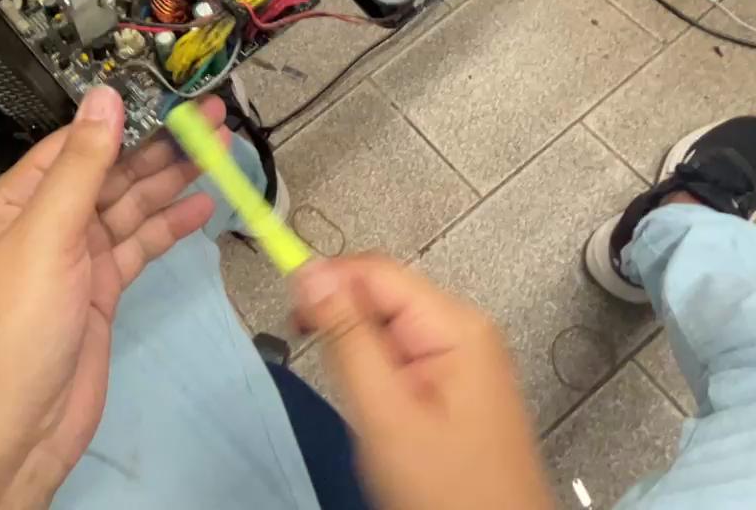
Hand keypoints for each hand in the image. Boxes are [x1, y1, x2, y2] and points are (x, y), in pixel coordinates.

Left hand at [0, 89, 225, 509]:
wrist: (5, 441)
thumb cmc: (13, 331)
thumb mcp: (46, 237)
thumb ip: (82, 166)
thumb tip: (104, 95)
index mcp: (23, 198)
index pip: (81, 141)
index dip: (128, 116)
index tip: (174, 94)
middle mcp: (50, 220)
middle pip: (114, 170)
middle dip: (163, 144)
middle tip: (213, 119)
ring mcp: (79, 257)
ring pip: (133, 205)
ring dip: (175, 179)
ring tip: (221, 152)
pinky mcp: (102, 290)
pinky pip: (141, 244)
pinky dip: (171, 225)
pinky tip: (202, 205)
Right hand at [294, 255, 554, 509]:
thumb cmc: (452, 494)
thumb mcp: (385, 411)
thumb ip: (346, 335)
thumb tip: (313, 274)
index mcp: (456, 324)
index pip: (375, 269)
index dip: (328, 279)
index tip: (292, 303)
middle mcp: (464, 329)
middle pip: (381, 292)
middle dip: (340, 316)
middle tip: (310, 346)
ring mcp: (462, 354)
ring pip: (386, 322)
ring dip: (354, 343)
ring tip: (348, 386)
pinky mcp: (453, 378)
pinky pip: (400, 348)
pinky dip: (373, 364)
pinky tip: (370, 396)